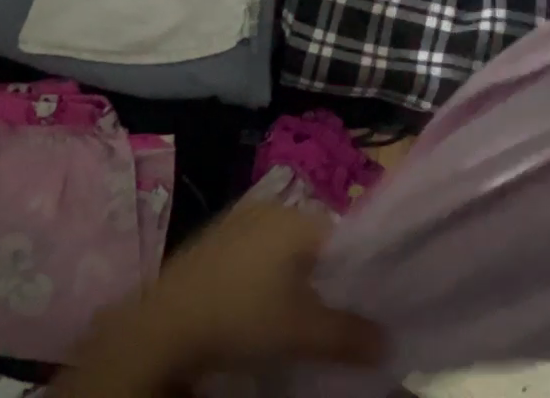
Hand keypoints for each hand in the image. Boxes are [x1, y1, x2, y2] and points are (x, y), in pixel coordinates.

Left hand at [55, 204, 384, 396]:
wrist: (162, 324)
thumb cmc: (240, 316)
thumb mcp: (302, 332)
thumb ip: (350, 335)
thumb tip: (387, 342)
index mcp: (296, 217)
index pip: (345, 234)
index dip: (359, 269)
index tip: (365, 302)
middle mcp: (269, 207)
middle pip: (314, 241)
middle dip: (327, 276)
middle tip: (334, 314)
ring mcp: (237, 220)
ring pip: (284, 248)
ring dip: (296, 278)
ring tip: (299, 314)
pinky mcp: (214, 238)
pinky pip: (257, 253)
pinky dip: (267, 276)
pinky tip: (262, 305)